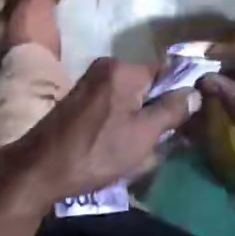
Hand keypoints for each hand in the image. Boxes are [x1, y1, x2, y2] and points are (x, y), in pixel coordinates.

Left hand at [0, 57, 200, 210]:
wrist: (39, 169)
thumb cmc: (96, 152)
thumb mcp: (143, 135)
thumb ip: (172, 110)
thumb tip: (195, 91)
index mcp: (124, 69)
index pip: (166, 72)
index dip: (180, 94)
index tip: (188, 119)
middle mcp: (107, 65)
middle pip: (147, 84)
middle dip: (158, 109)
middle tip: (166, 139)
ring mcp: (90, 80)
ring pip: (130, 95)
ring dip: (140, 117)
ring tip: (143, 147)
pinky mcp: (80, 96)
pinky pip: (113, 101)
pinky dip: (122, 118)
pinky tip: (120, 143)